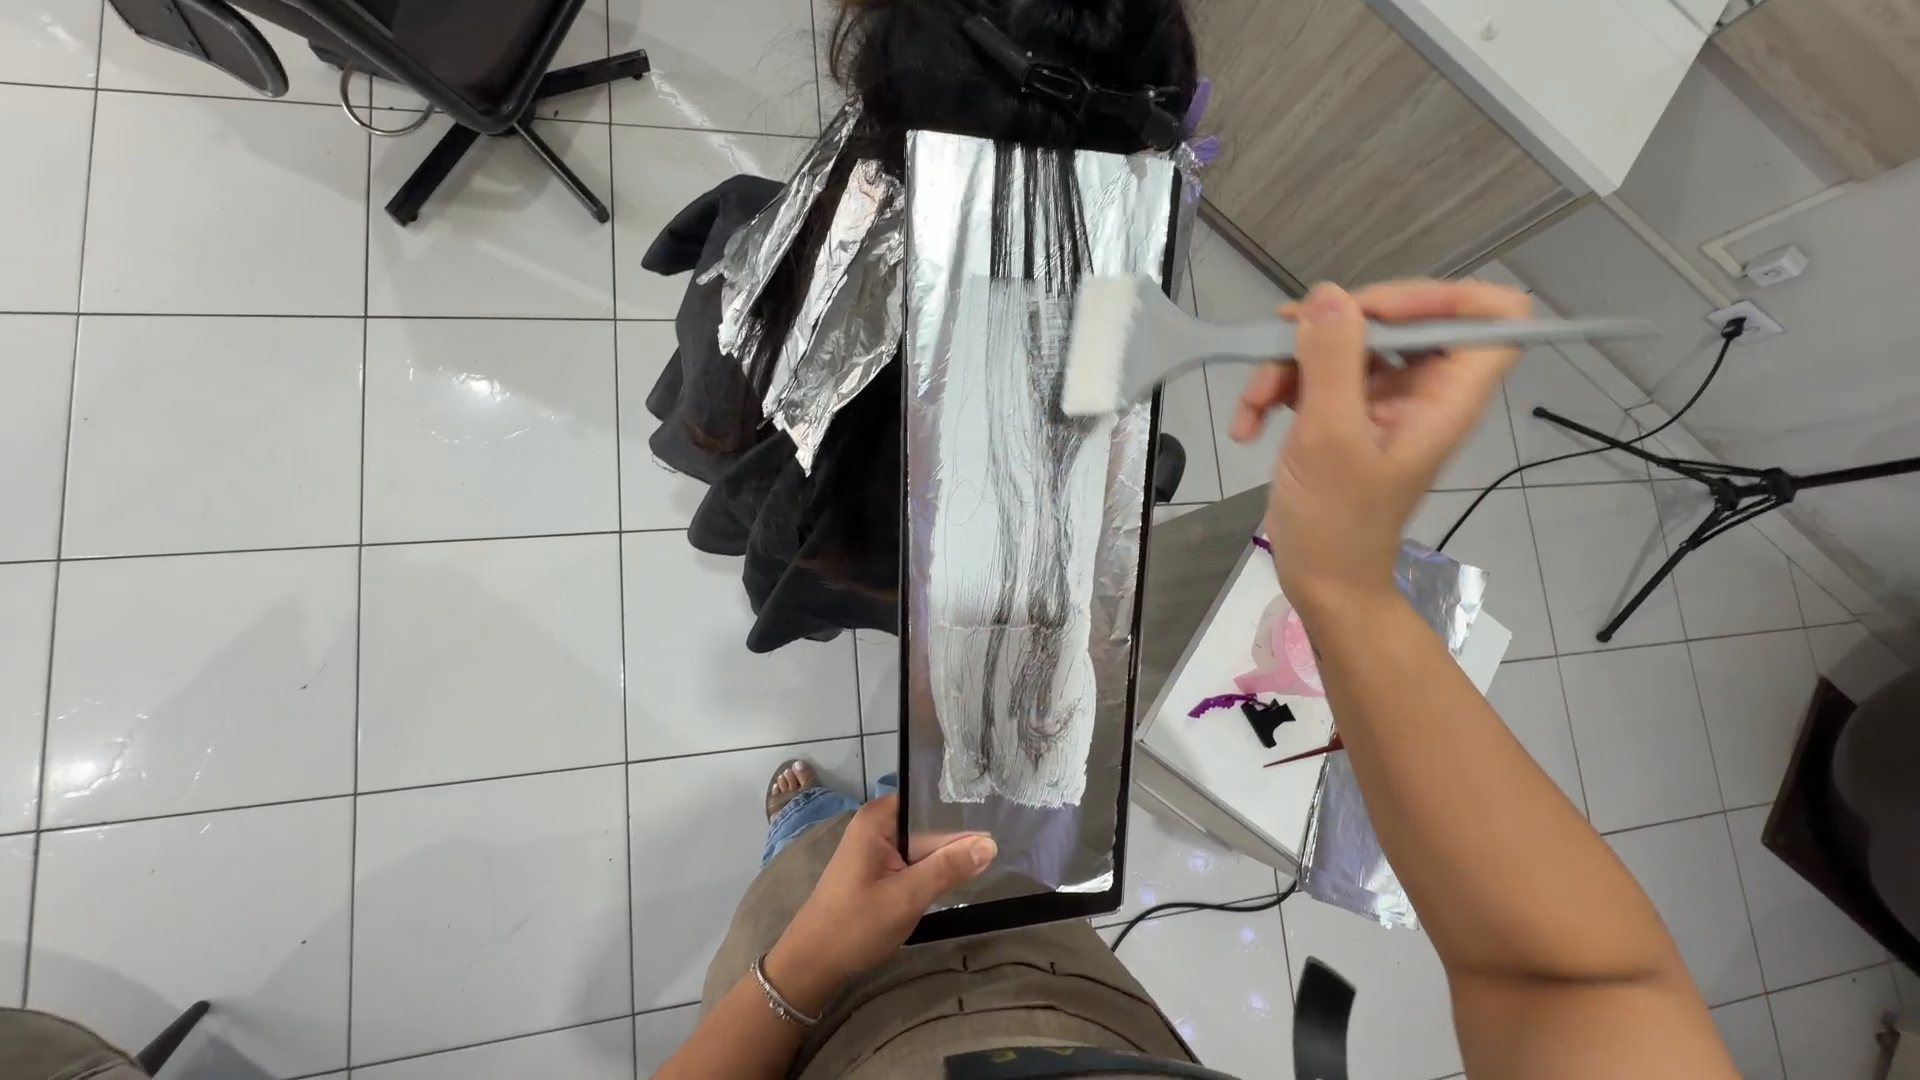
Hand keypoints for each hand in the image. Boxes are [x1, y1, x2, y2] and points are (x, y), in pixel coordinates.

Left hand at [763, 796, 995, 1013]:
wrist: (812, 965)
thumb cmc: (855, 926)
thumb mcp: (907, 897)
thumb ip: (948, 868)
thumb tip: (990, 844)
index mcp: (878, 818)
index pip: (931, 805)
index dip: (963, 815)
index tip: (999, 820)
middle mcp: (877, 823)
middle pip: (929, 826)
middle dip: (958, 840)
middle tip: (1002, 849)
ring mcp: (876, 847)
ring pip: (924, 847)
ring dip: (946, 859)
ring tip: (990, 860)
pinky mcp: (878, 868)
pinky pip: (913, 861)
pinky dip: (931, 871)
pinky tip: (958, 876)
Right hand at [1231, 280, 1529, 614]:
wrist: (1319, 580)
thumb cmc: (1336, 520)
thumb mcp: (1329, 437)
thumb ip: (1331, 362)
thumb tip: (1327, 296)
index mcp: (1445, 397)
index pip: (1493, 316)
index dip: (1442, 296)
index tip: (1373, 309)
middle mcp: (1421, 392)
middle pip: (1399, 322)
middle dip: (1332, 329)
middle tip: (1285, 338)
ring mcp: (1379, 405)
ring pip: (1342, 349)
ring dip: (1286, 367)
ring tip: (1251, 405)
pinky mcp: (1342, 418)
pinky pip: (1314, 379)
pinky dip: (1277, 393)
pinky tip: (1248, 423)